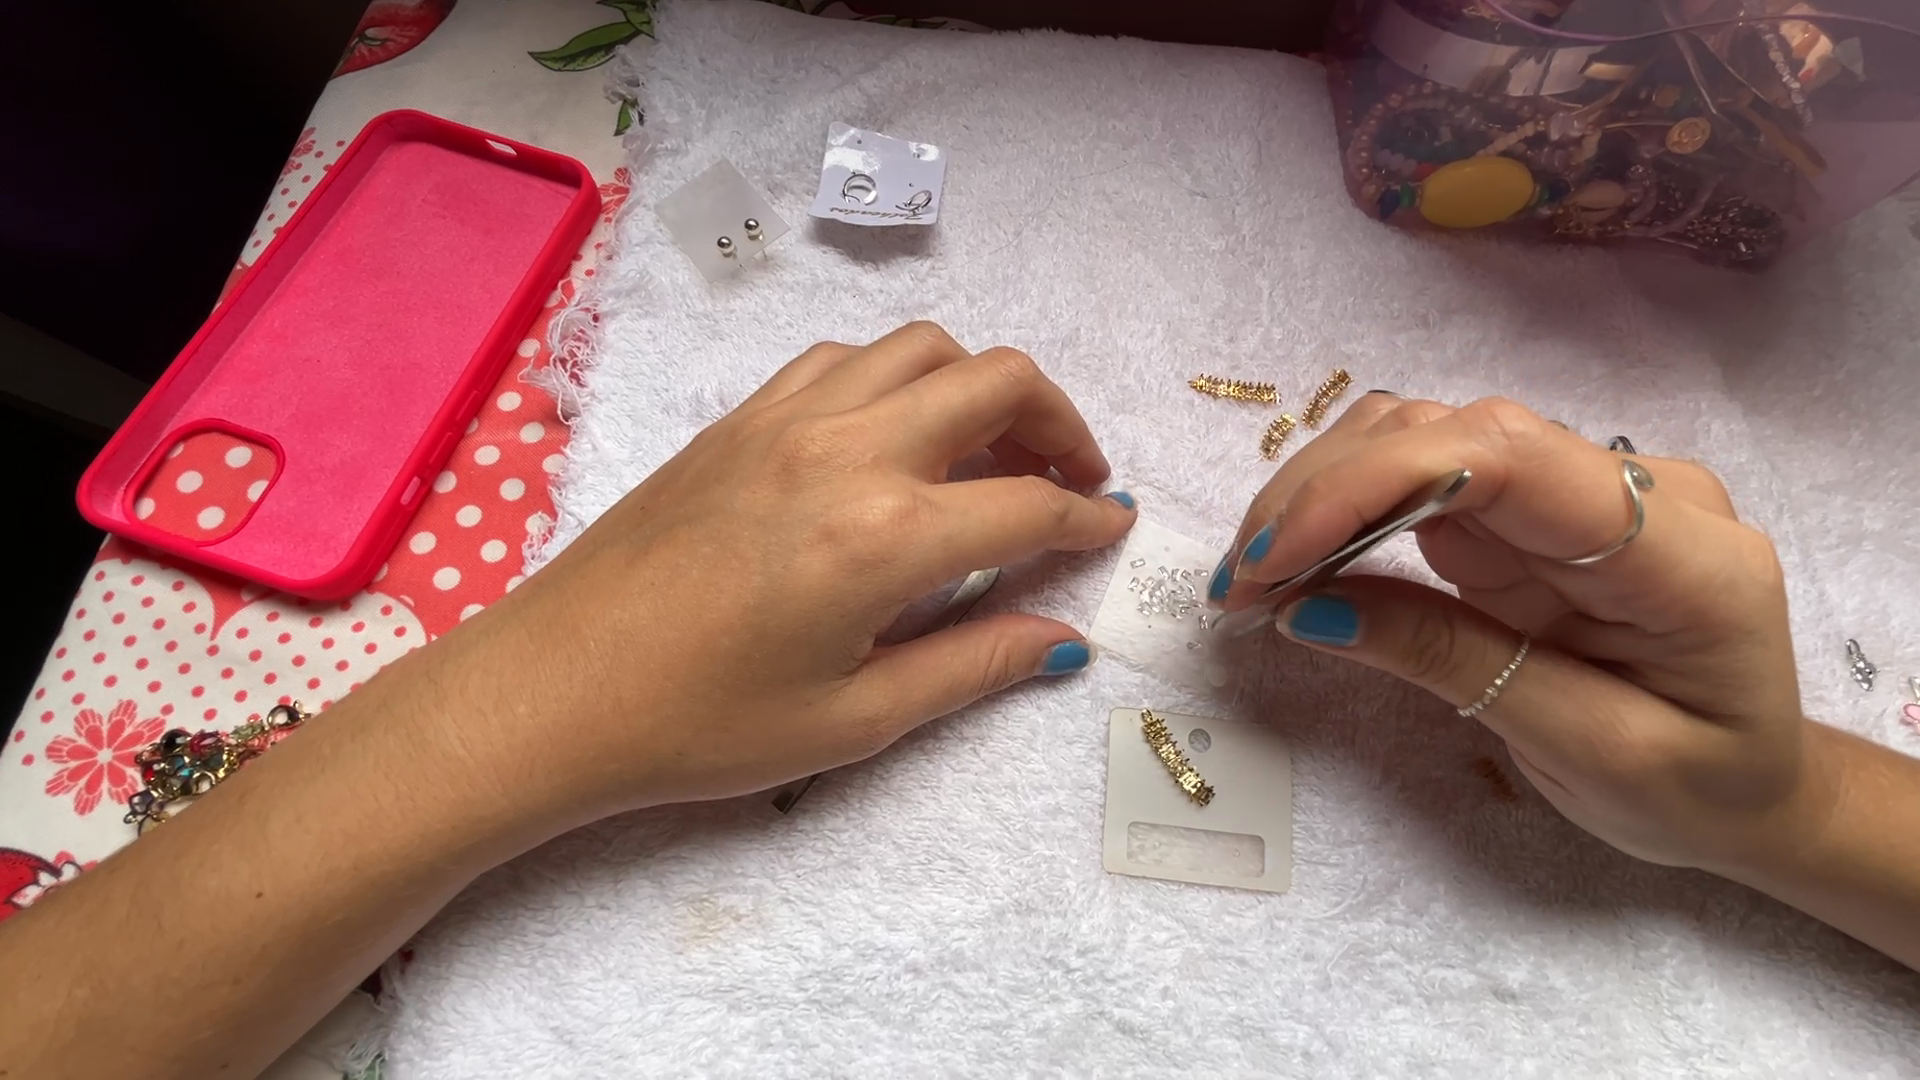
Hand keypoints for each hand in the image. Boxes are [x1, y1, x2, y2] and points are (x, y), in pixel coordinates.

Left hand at [412, 322, 1135, 820]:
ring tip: (992, 450)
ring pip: (924, 349)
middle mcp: (846, 449)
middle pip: (996, 382)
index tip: (1114, 528)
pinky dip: (901, 378)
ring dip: (982, 387)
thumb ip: (974, 665)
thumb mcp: (856, 720)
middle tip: (1073, 477)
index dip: (1087, 518)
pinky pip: (847, 360)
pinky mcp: (743, 415)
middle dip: (1060, 423)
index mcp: (882, 535)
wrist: (551, 691)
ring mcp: (788, 416)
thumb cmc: (703, 724)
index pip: (1027, 506)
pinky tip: (898, 435)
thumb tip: (1063, 640)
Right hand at [1214, 393, 1824, 874]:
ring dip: (1309, 496)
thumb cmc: (1698, 785)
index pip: (1498, 459)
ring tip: (1254, 573)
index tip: (1273, 560)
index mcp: (1674, 550)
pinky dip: (1330, 509)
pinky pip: (1401, 475)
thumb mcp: (1586, 747)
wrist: (1745, 780)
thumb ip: (1451, 662)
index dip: (1366, 486)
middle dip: (1315, 497)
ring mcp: (1554, 489)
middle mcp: (1615, 488)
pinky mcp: (1505, 509)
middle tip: (1240, 583)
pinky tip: (1294, 556)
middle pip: (1435, 434)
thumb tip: (1307, 609)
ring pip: (1405, 437)